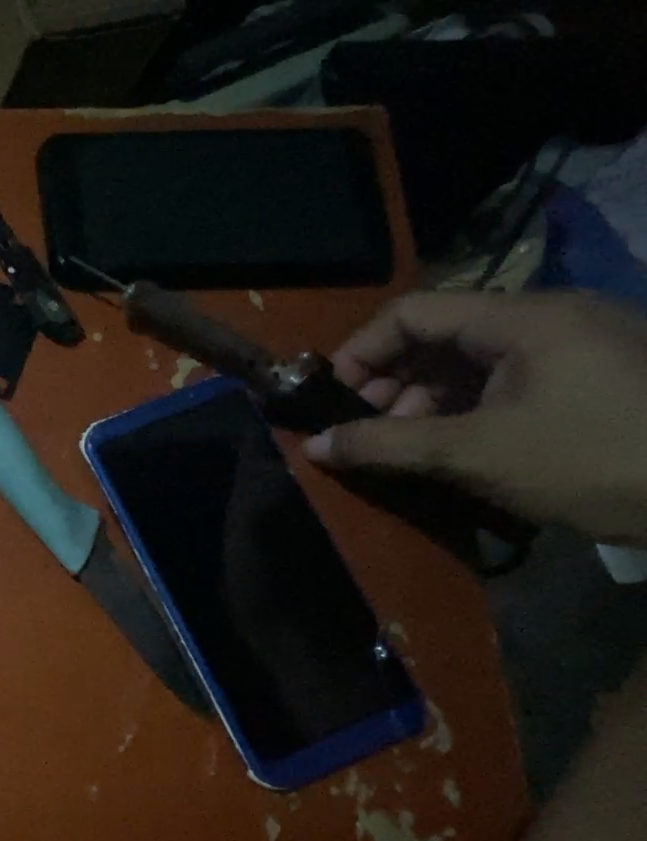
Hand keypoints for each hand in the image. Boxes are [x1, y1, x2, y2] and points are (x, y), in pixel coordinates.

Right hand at [302, 291, 646, 544]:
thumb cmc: (595, 460)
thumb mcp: (474, 454)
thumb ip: (384, 444)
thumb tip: (311, 445)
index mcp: (525, 319)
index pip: (411, 312)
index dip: (360, 353)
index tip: (336, 402)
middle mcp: (553, 318)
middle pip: (439, 334)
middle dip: (390, 383)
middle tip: (372, 432)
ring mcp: (580, 348)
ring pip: (471, 361)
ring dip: (425, 401)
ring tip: (412, 446)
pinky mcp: (597, 379)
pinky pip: (507, 380)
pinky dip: (466, 408)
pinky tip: (458, 446)